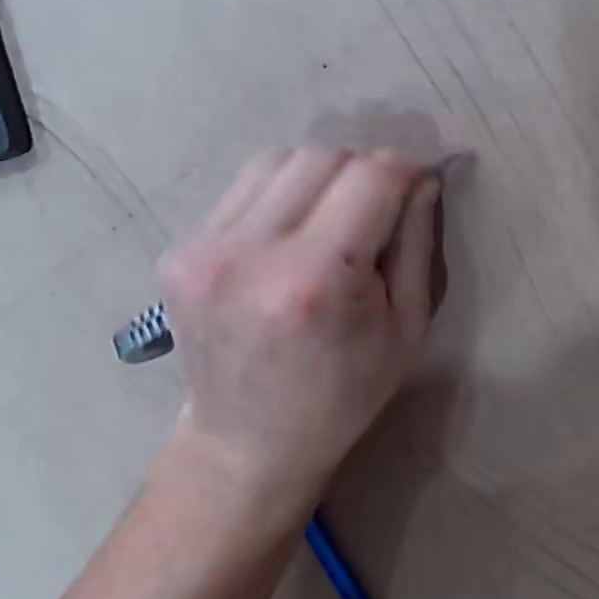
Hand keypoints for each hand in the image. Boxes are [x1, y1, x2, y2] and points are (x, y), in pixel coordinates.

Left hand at [153, 148, 442, 513]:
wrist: (249, 442)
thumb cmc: (343, 396)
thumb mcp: (406, 329)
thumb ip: (416, 245)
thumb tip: (421, 180)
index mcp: (316, 280)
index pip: (370, 176)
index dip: (404, 169)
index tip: (419, 182)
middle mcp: (251, 252)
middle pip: (323, 155)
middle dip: (364, 169)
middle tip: (380, 206)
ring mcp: (203, 249)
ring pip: (278, 159)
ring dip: (321, 175)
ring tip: (334, 219)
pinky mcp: (178, 251)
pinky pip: (243, 188)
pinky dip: (281, 195)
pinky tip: (292, 234)